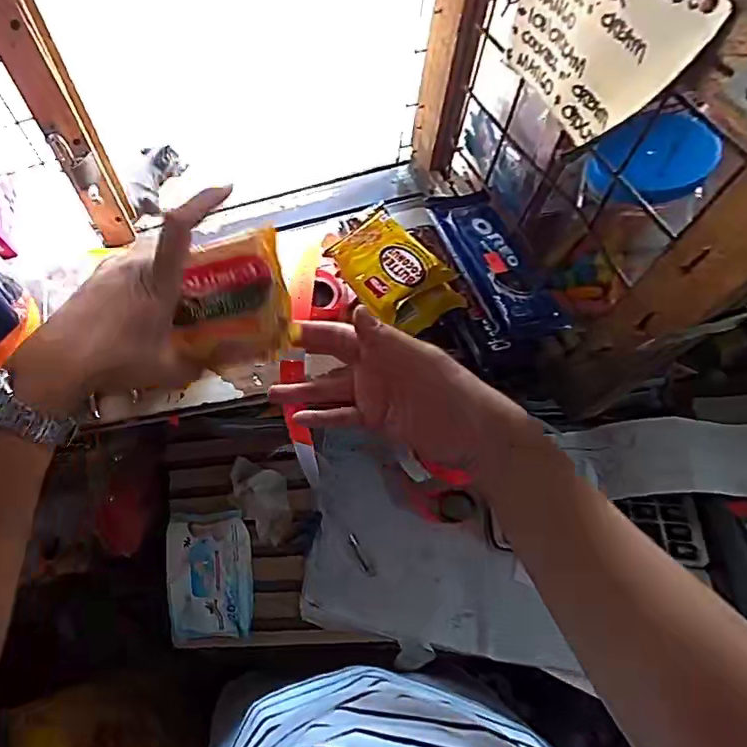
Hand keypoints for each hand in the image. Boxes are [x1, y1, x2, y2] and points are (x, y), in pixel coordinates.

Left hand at [7, 185, 232, 413]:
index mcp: (156, 279)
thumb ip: (199, 363)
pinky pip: (128, 272)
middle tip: (202, 293)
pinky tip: (138, 317)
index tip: (225, 189)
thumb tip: (226, 360)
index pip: (180, 226)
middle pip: (169, 247)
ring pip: (148, 260)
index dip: (203, 201)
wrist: (56, 363)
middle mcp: (133, 264)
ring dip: (163, 278)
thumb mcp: (165, 370)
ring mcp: (111, 268)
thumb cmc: (113, 362)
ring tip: (168, 313)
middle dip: (190, 263)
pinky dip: (141, 286)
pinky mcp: (95, 278)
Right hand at [268, 307, 551, 486]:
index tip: (282, 329)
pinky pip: (343, 416)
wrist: (478, 438)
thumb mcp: (421, 362)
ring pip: (330, 390)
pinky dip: (323, 417)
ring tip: (273, 395)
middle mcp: (374, 367)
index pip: (342, 332)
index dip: (313, 330)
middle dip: (300, 359)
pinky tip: (301, 420)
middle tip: (267, 360)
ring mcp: (373, 395)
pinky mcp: (376, 421)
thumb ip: (385, 339)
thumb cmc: (452, 394)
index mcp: (385, 346)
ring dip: (303, 392)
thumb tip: (355, 309)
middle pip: (330, 360)